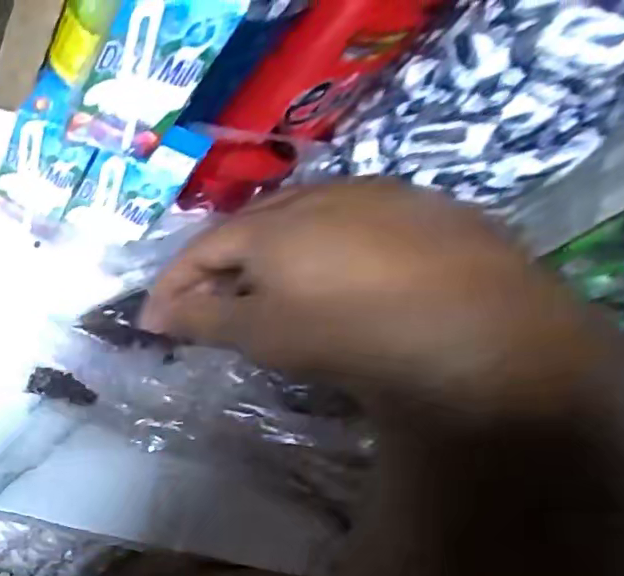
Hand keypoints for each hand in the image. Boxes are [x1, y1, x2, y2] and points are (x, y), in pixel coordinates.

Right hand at [139, 180, 623, 416]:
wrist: (473, 333)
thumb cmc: (339, 331)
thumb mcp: (254, 332)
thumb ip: (198, 318)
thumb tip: (155, 315)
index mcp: (274, 223)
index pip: (200, 248)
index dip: (169, 286)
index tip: (150, 323)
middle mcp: (324, 195)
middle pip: (249, 228)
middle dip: (214, 269)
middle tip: (200, 308)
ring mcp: (382, 198)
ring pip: (301, 223)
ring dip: (265, 260)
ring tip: (257, 298)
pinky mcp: (428, 214)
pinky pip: (349, 228)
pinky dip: (316, 256)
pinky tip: (325, 287)